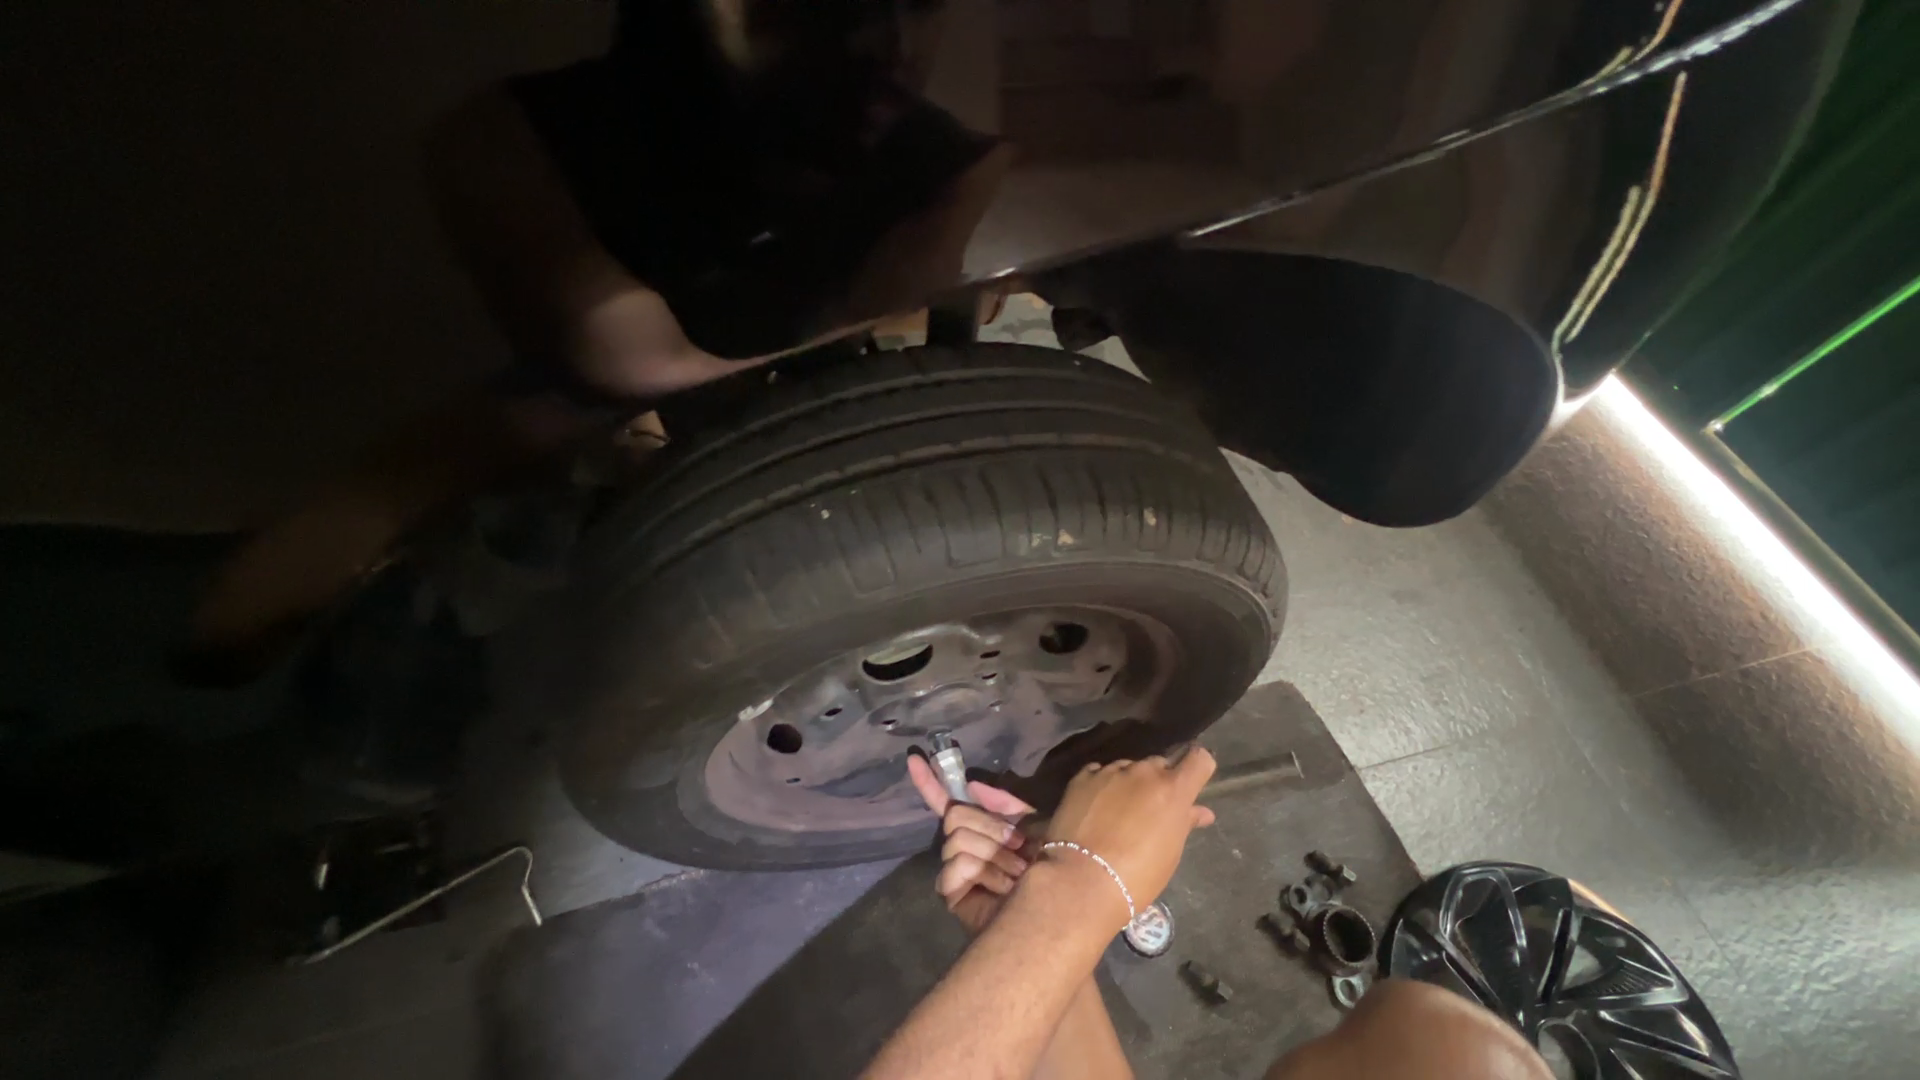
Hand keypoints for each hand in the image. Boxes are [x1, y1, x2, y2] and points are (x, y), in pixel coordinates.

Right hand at [907, 755, 1036, 934]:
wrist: (1057, 904)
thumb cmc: (1047, 863)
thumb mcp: (1031, 822)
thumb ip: (1002, 802)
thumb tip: (970, 784)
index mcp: (978, 826)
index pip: (946, 800)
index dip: (929, 781)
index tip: (915, 758)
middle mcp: (960, 844)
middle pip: (955, 815)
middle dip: (991, 827)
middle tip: (1018, 845)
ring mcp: (953, 868)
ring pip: (959, 839)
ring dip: (996, 854)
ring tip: (1019, 873)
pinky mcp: (951, 892)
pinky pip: (958, 865)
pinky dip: (986, 873)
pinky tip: (1004, 887)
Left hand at [1045, 748, 1217, 920]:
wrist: (1083, 880)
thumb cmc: (1138, 875)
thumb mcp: (1170, 852)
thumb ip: (1185, 823)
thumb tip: (1201, 812)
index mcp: (1172, 789)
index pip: (1198, 759)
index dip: (1197, 768)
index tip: (1191, 784)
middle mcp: (1143, 772)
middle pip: (1159, 765)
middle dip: (1159, 782)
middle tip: (1151, 810)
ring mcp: (1110, 772)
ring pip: (1128, 769)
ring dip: (1129, 784)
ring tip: (1117, 814)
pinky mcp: (1082, 778)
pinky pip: (1099, 774)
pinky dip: (1101, 786)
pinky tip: (1095, 808)